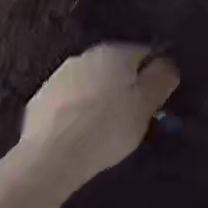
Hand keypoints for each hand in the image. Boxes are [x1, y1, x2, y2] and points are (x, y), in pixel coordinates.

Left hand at [19, 44, 179, 189]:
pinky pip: (70, 102)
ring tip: (104, 130)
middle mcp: (85, 56)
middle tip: (132, 119)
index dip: (154, 78)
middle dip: (126, 89)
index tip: (155, 104)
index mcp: (114, 52)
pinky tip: (80, 134)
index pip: (145, 54)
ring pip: (91, 85)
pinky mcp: (41, 99)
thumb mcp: (145, 106)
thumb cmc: (106, 128)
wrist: (50, 154)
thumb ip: (160, 81)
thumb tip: (166, 64)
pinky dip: (78, 113)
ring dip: (101, 100)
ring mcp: (58, 76)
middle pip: (115, 69)